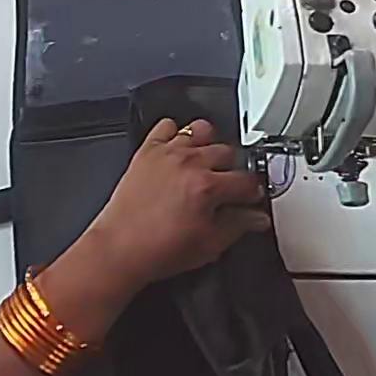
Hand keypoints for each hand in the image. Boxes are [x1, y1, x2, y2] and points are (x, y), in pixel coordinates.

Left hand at [75, 118, 271, 295]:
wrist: (120, 249)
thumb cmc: (158, 249)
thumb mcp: (208, 245)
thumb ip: (237, 225)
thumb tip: (256, 217)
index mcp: (207, 187)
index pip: (246, 180)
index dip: (254, 191)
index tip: (251, 197)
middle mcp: (189, 163)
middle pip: (228, 151)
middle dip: (234, 168)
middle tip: (229, 184)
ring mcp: (167, 153)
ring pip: (201, 130)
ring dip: (209, 145)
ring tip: (207, 162)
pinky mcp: (147, 150)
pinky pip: (167, 125)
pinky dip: (176, 133)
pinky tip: (178, 149)